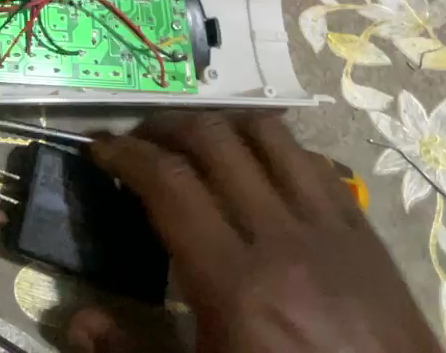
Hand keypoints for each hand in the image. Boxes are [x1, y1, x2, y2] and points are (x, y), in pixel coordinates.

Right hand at [71, 112, 440, 352]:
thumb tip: (78, 320)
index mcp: (234, 284)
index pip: (166, 182)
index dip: (124, 153)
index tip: (100, 150)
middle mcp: (281, 241)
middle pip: (212, 140)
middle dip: (163, 126)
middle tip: (138, 141)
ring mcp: (330, 232)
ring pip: (267, 134)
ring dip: (219, 125)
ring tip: (193, 142)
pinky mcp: (366, 236)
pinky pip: (314, 162)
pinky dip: (275, 147)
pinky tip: (257, 166)